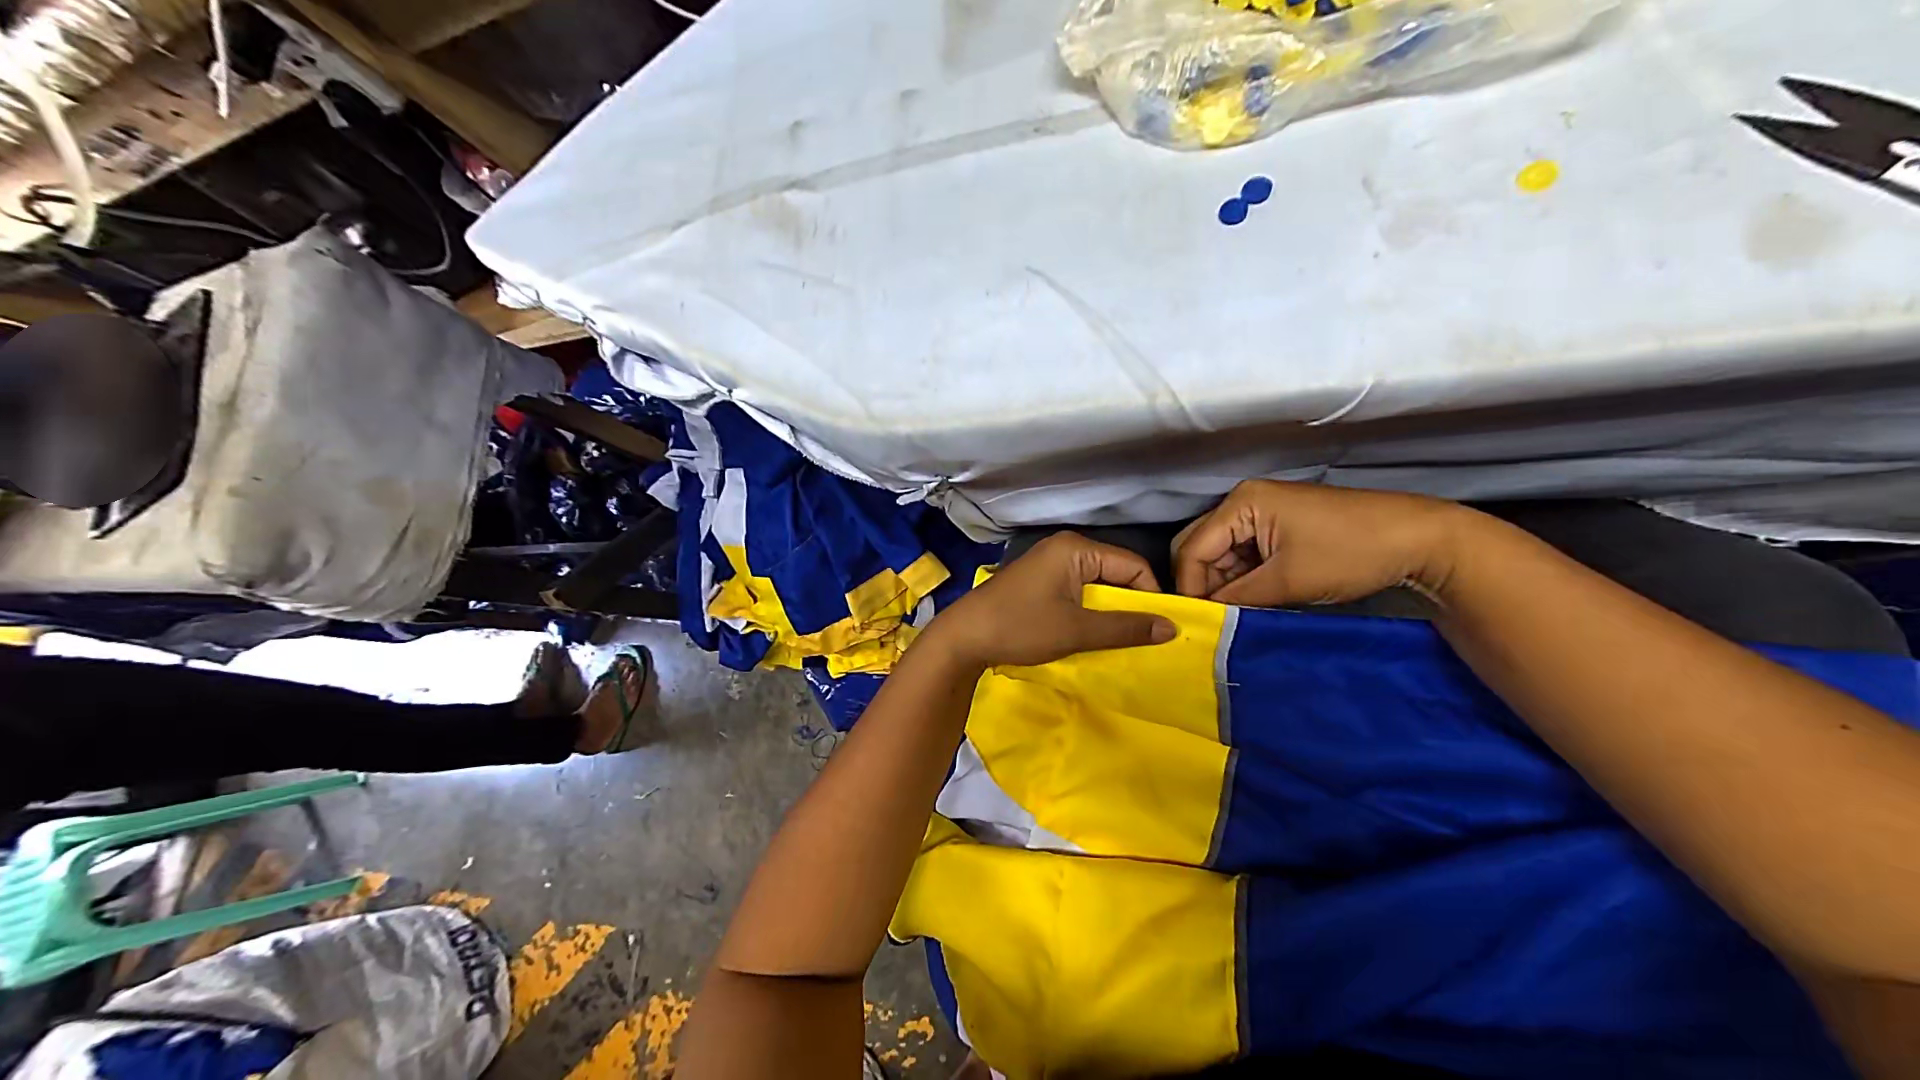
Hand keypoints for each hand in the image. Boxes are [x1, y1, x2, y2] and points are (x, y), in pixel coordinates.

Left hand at [920, 532, 1176, 668]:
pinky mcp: (1040, 581)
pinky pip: (1078, 592)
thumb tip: (1172, 628)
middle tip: (1145, 638)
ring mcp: (1050, 564)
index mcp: (1076, 549)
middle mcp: (1066, 548)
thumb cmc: (1020, 627)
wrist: (963, 637)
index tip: (1161, 629)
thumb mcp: (1077, 630)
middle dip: (1131, 605)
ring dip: (1110, 612)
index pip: (1134, 565)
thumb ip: (1126, 628)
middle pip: (1116, 573)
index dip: (1151, 596)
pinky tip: (1093, 635)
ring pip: (1097, 585)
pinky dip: (1090, 612)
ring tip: (1121, 641)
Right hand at [1172, 480, 1470, 607]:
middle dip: (1202, 583)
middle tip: (1213, 620)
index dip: (1189, 587)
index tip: (1196, 623)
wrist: (1418, 539)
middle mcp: (1244, 501)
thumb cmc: (1350, 553)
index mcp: (1242, 503)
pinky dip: (1243, 578)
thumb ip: (1237, 598)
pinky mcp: (1278, 525)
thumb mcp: (1288, 581)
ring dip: (1224, 583)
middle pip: (1200, 546)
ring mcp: (1261, 512)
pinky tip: (1253, 599)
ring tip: (1235, 614)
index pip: (1192, 548)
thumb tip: (1205, 616)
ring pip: (1220, 552)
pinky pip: (1243, 553)